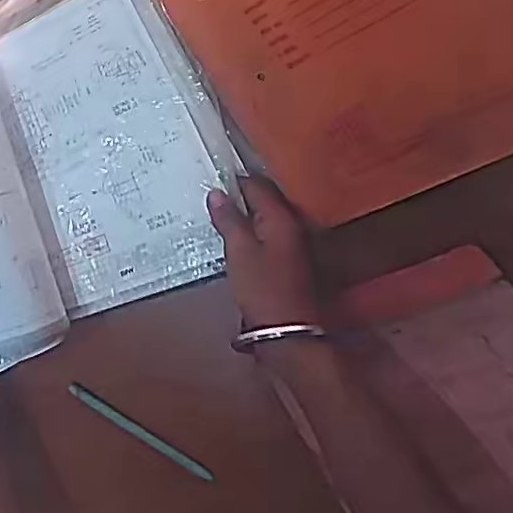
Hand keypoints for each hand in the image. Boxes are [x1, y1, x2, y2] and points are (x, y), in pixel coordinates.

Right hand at [207, 178, 320, 328]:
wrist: (289, 331)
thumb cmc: (263, 290)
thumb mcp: (239, 252)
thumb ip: (229, 219)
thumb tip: (217, 194)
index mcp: (282, 217)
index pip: (257, 184)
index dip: (235, 180)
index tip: (213, 181)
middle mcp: (296, 223)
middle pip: (268, 197)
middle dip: (243, 195)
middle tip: (216, 199)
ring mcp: (299, 241)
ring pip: (271, 215)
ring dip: (251, 213)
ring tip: (225, 217)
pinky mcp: (297, 258)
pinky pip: (274, 232)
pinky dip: (259, 229)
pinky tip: (242, 238)